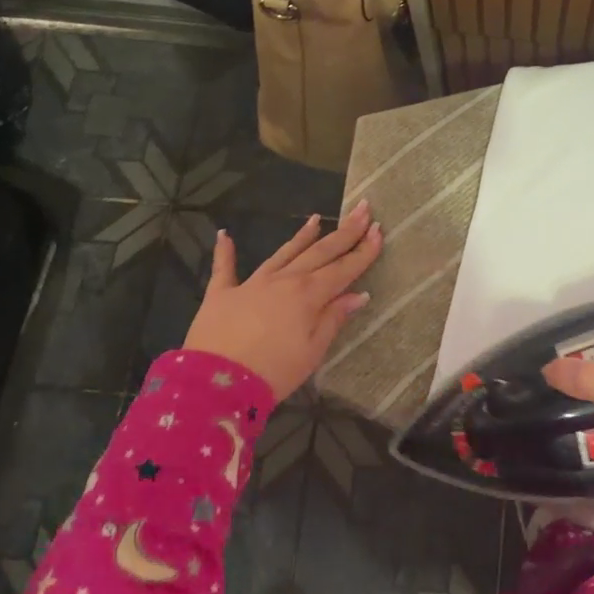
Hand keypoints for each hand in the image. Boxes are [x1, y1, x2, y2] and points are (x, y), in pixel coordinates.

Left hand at [182, 200, 382, 398]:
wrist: (213, 384)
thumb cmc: (272, 372)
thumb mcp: (312, 351)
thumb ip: (333, 319)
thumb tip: (358, 294)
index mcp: (308, 295)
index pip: (343, 269)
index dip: (363, 251)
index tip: (379, 229)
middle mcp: (283, 281)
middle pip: (319, 252)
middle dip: (344, 232)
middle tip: (362, 209)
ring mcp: (251, 284)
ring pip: (282, 254)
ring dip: (301, 236)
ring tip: (316, 218)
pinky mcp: (221, 294)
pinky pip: (224, 268)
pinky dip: (224, 251)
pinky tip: (224, 234)